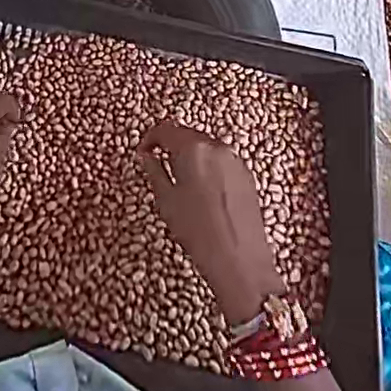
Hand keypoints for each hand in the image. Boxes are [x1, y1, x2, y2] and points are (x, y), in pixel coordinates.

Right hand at [138, 122, 285, 325]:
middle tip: (158, 166)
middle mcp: (217, 147)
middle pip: (188, 135)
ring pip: (206, 148)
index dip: (150, 138)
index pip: (166, 129)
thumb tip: (147, 157)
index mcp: (194, 148)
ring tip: (180, 185)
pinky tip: (202, 194)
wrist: (239, 261)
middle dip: (171, 147)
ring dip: (190, 158)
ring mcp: (235, 161)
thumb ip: (155, 171)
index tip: (144, 151)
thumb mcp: (166, 200)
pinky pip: (221, 162)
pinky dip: (208, 168)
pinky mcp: (246, 175)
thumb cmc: (200, 233)